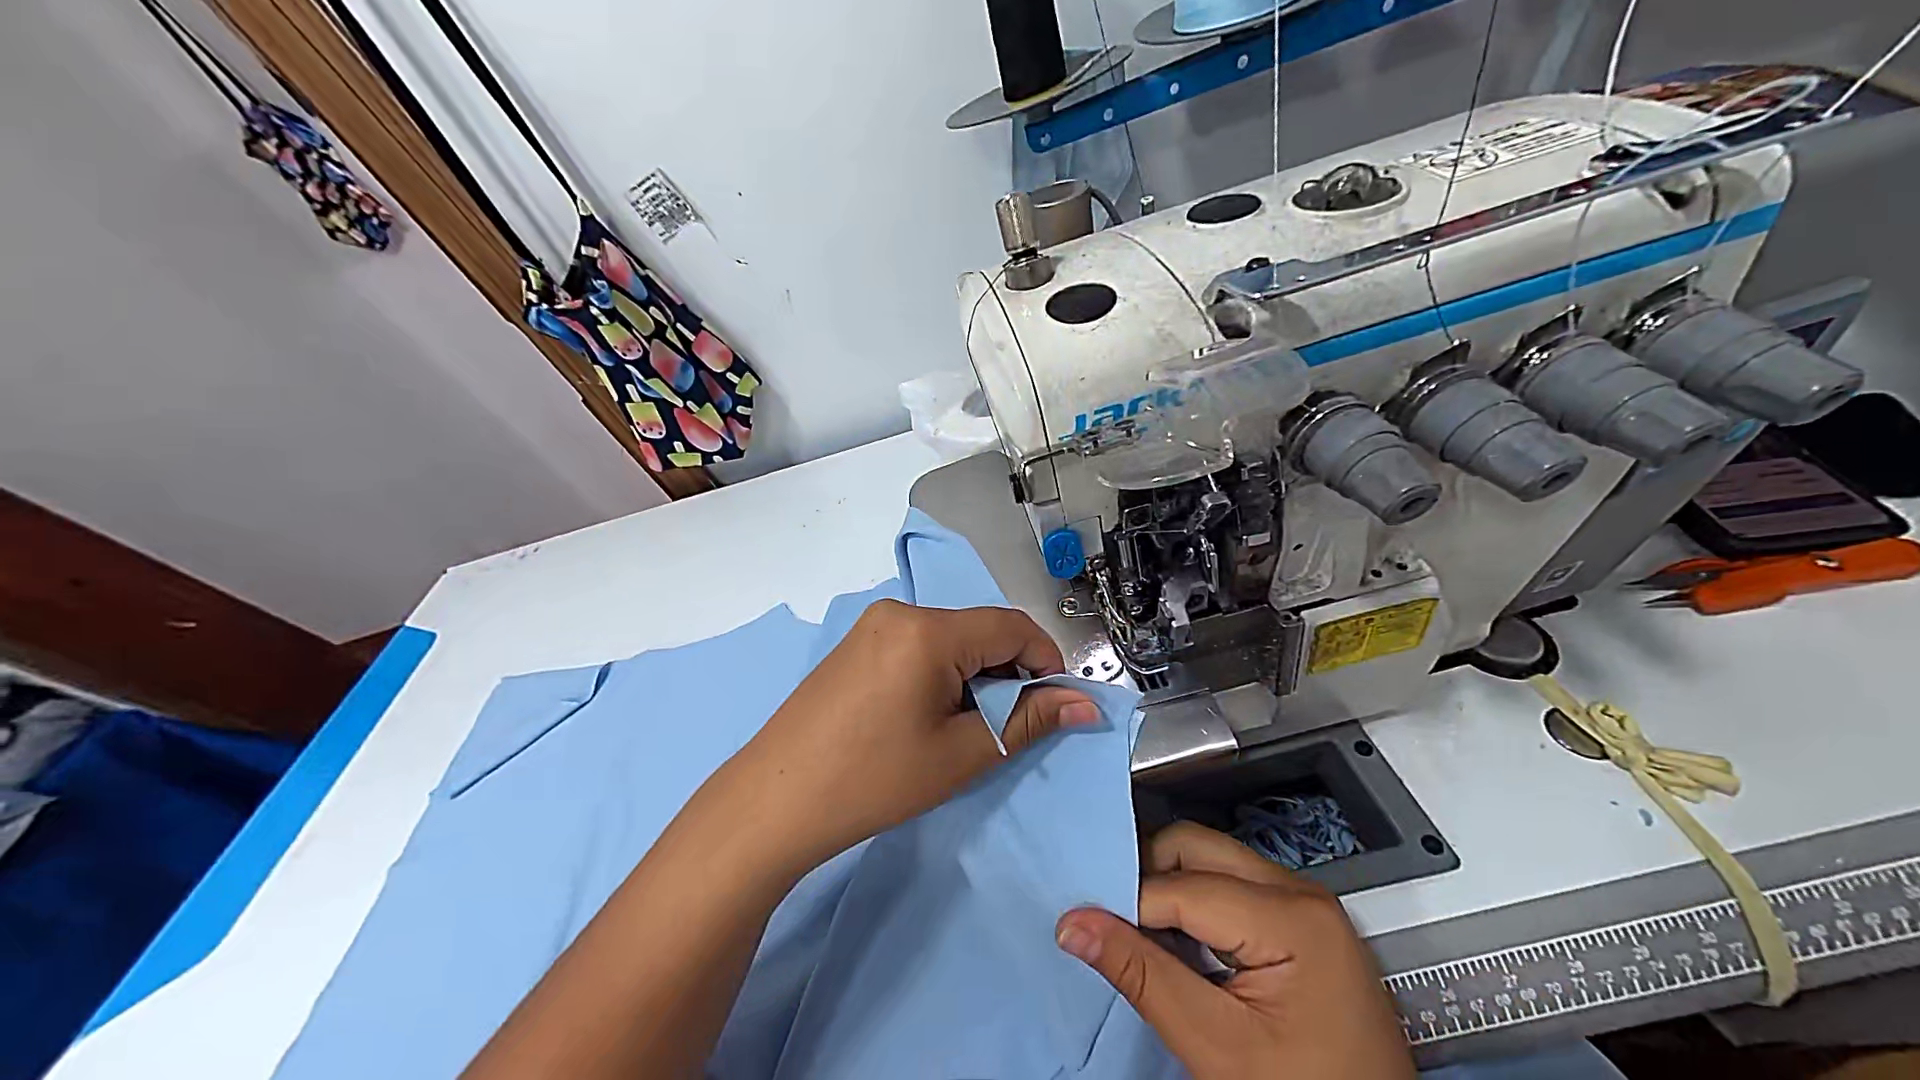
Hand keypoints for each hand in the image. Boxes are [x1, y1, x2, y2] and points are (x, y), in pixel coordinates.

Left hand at [721, 599, 1098, 867]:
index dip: (1046, 662)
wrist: (775, 801)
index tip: (1056, 704)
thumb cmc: (874, 779)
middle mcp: (899, 612)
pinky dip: (941, 674)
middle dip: (1007, 673)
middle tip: (1007, 727)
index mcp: (928, 630)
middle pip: (980, 631)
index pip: (1012, 627)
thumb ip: (1028, 720)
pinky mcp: (856, 644)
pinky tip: (928, 717)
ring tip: (964, 729)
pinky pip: (919, 646)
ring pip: (951, 640)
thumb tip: (1085, 704)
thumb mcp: (961, 753)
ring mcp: (872, 626)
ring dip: (974, 676)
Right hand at [1055, 823, 1413, 1079]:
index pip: (1179, 888)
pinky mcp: (1299, 921)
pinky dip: (1190, 902)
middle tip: (1109, 921)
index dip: (1123, 903)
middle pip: (1194, 848)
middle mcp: (1299, 892)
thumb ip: (1142, 976)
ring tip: (1135, 933)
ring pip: (1207, 859)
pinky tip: (1173, 941)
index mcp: (1291, 918)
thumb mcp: (1218, 1048)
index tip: (1083, 926)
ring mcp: (1303, 903)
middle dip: (1143, 876)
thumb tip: (1073, 924)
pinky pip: (1227, 884)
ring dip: (1165, 887)